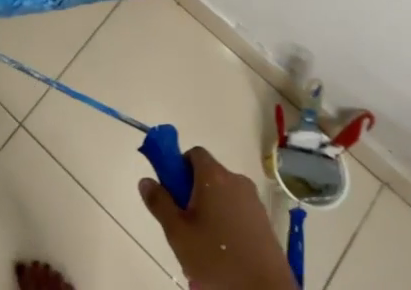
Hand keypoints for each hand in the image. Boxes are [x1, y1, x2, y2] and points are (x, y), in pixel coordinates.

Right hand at [139, 147, 296, 289]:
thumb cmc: (216, 257)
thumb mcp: (177, 232)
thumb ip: (159, 202)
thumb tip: (146, 180)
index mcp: (214, 177)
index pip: (193, 153)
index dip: (178, 166)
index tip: (172, 190)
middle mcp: (236, 181)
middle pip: (208, 175)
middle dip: (192, 191)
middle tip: (183, 221)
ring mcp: (253, 202)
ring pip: (222, 195)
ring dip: (209, 208)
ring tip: (202, 241)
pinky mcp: (264, 222)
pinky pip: (237, 211)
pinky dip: (226, 221)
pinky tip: (222, 249)